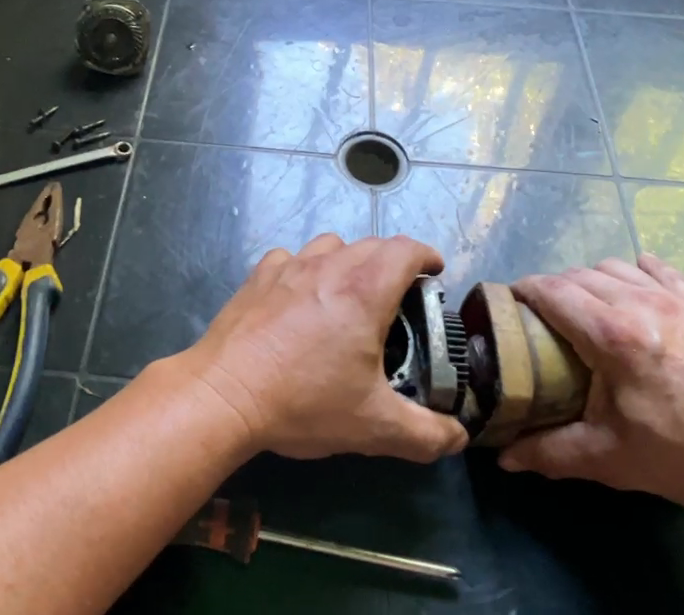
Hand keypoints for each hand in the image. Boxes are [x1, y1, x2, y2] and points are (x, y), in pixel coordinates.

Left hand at [171, 234, 468, 462]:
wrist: (225, 395)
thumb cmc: (304, 403)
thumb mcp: (374, 427)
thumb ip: (425, 434)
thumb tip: (458, 438)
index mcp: (364, 290)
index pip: (406, 250)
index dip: (426, 256)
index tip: (434, 273)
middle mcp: (329, 266)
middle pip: (372, 245)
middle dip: (393, 263)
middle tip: (399, 297)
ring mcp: (289, 266)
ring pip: (330, 245)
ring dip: (349, 261)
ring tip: (350, 295)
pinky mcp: (258, 276)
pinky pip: (292, 258)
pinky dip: (306, 269)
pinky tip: (301, 298)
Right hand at [498, 254, 683, 517]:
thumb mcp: (613, 460)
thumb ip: (551, 452)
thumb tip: (503, 457)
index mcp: (612, 335)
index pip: (551, 291)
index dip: (522, 292)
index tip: (508, 306)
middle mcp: (641, 303)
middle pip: (579, 275)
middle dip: (552, 289)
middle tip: (543, 319)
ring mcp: (680, 299)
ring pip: (617, 267)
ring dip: (591, 280)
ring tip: (588, 309)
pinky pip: (660, 269)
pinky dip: (637, 271)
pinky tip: (637, 285)